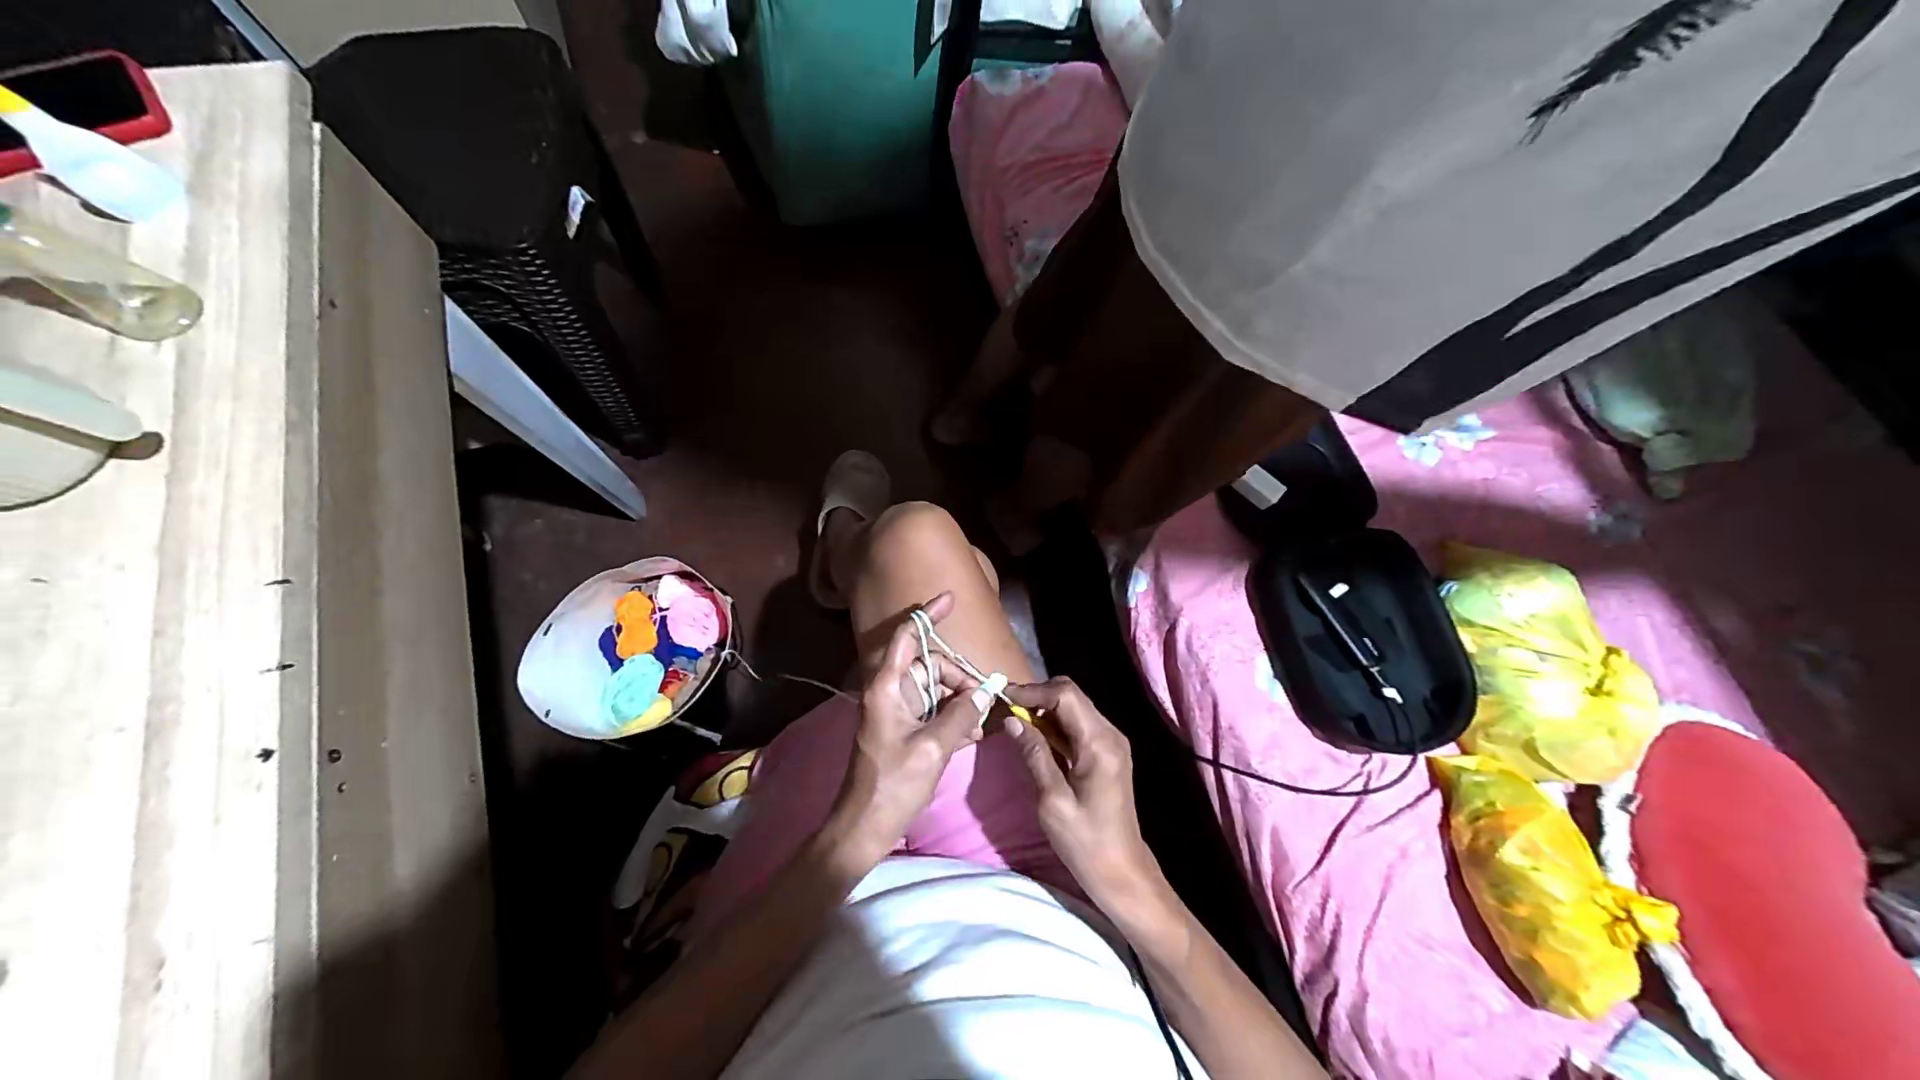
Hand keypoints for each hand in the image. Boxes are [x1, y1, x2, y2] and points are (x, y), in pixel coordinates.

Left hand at [822, 592, 992, 872]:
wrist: (865, 825)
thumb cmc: (893, 784)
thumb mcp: (933, 748)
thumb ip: (961, 715)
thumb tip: (985, 691)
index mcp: (886, 688)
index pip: (906, 638)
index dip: (927, 615)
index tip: (950, 598)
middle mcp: (890, 692)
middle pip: (930, 666)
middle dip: (959, 677)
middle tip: (985, 699)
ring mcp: (897, 711)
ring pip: (936, 689)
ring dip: (960, 700)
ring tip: (981, 722)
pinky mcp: (905, 728)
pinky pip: (934, 710)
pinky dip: (954, 716)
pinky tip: (973, 735)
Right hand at [1004, 678, 1177, 936]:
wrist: (1122, 872)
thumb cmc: (1086, 842)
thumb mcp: (1052, 800)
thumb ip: (1034, 754)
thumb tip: (1012, 720)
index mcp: (1100, 743)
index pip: (1065, 695)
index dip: (1032, 691)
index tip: (1002, 698)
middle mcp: (1109, 734)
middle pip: (1070, 695)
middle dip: (1036, 696)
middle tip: (1005, 708)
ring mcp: (1110, 742)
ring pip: (1072, 707)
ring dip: (1042, 709)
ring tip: (1012, 720)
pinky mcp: (1105, 753)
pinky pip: (1076, 725)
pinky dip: (1052, 724)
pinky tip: (1032, 736)